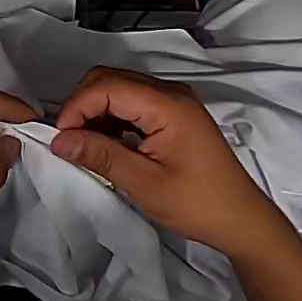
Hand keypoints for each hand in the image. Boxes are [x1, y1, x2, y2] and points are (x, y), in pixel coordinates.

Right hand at [51, 67, 295, 260]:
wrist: (241, 220)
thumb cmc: (199, 204)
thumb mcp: (143, 183)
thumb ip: (100, 155)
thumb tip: (61, 140)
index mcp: (168, 105)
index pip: (107, 86)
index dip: (76, 107)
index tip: (60, 136)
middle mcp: (171, 94)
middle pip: (110, 79)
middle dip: (81, 105)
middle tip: (67, 139)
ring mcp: (173, 102)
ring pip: (118, 88)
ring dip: (94, 111)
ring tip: (83, 145)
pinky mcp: (172, 114)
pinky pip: (131, 103)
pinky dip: (111, 118)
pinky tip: (104, 143)